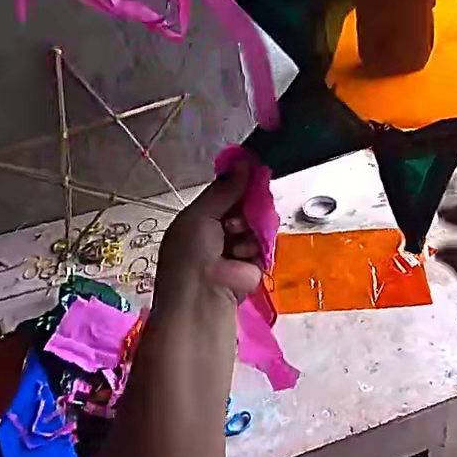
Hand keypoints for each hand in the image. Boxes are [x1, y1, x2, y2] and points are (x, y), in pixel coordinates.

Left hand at [152, 160, 264, 321]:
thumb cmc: (192, 254)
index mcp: (201, 217)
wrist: (203, 295)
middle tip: (234, 220)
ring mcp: (238, 246)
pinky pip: (264, 243)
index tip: (252, 174)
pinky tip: (242, 256)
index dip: (240, 183)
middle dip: (245, 209)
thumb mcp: (201, 215)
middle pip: (246, 206)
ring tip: (234, 244)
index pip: (227, 192)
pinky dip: (255, 248)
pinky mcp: (256, 261)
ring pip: (257, 224)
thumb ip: (225, 190)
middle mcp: (220, 230)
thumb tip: (244, 161)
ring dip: (248, 231)